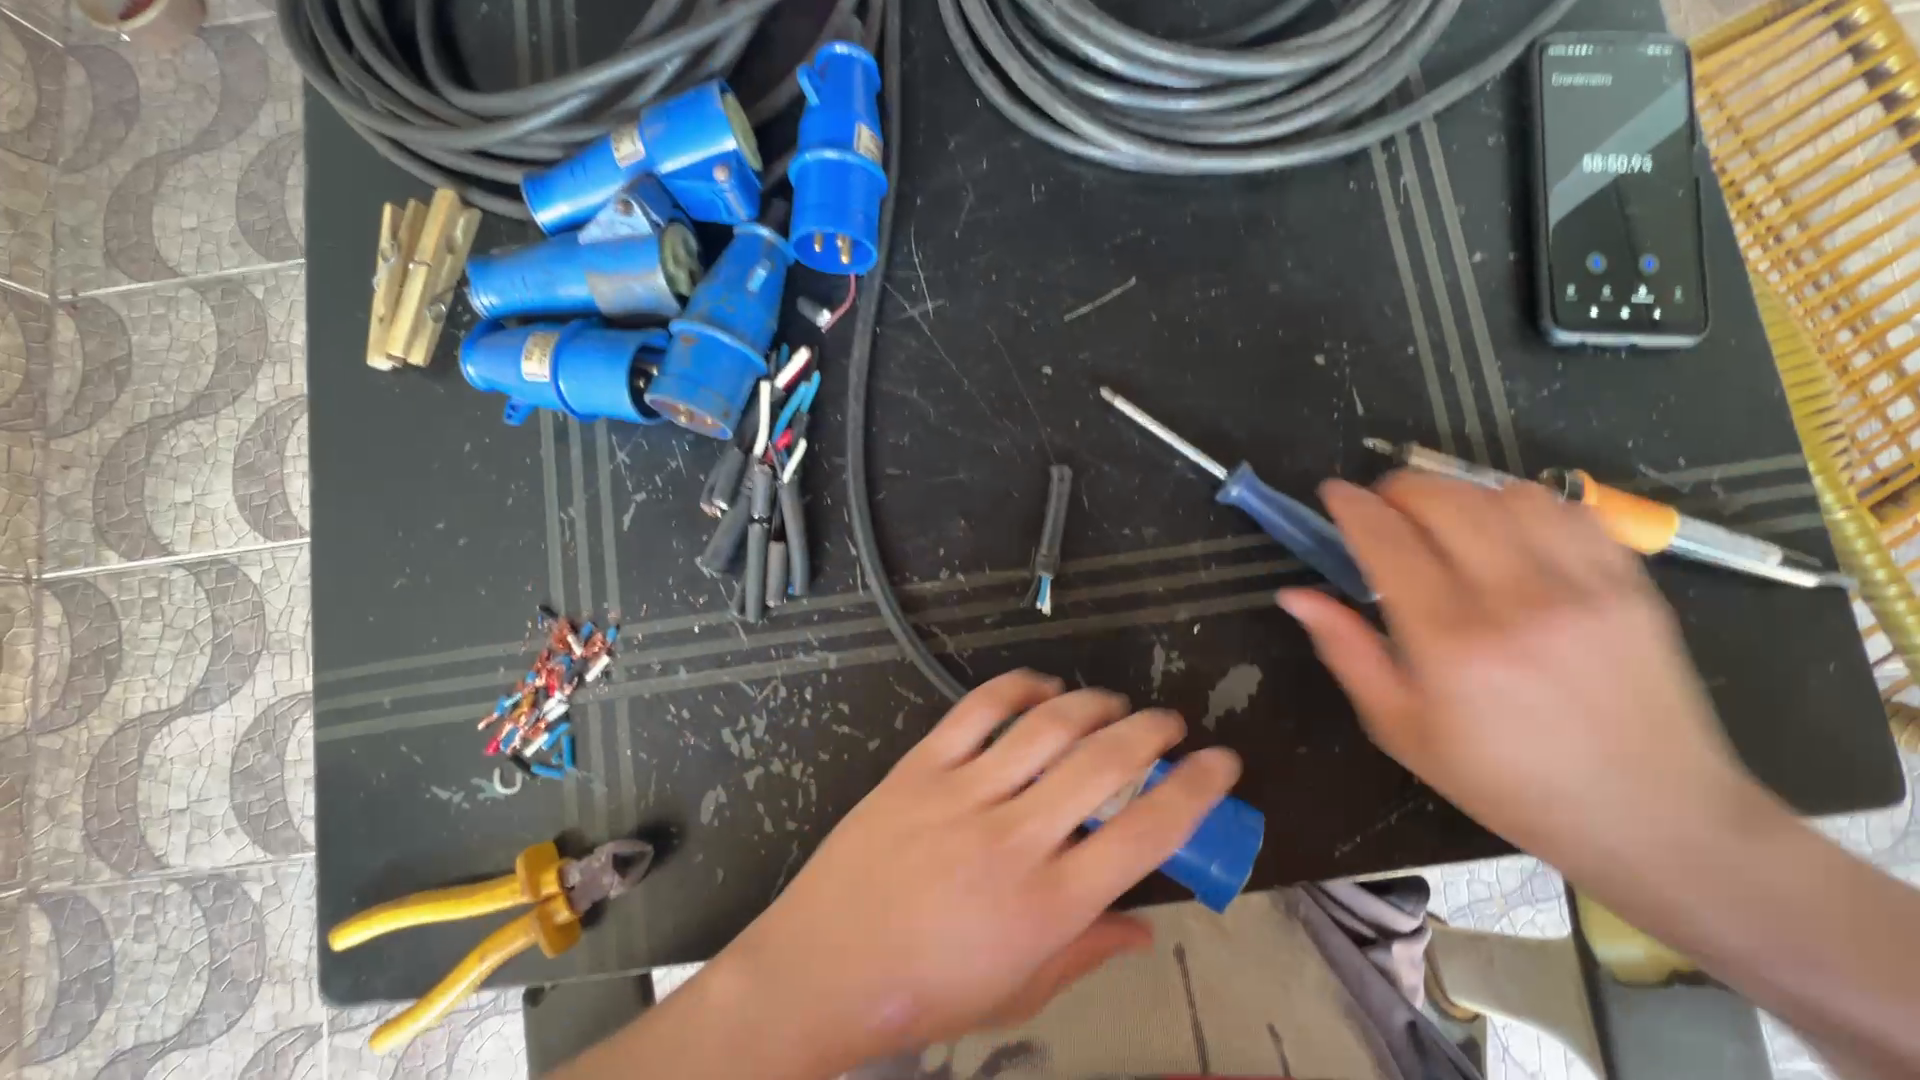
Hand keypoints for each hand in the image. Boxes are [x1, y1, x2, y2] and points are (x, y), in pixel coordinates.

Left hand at [702, 671, 1240, 1074]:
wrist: (819, 971)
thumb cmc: (925, 995)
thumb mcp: (1019, 991)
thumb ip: (1089, 952)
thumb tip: (1145, 925)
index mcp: (1050, 903)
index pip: (1147, 832)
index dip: (1197, 789)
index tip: (1222, 763)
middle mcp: (1015, 837)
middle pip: (1105, 761)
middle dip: (1153, 731)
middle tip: (1170, 724)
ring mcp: (962, 793)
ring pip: (1048, 725)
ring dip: (1095, 704)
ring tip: (1116, 704)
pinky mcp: (918, 767)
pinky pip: (978, 710)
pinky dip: (1020, 688)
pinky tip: (1045, 688)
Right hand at [1279, 472, 1759, 876]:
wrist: (1650, 814)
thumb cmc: (1506, 782)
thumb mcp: (1403, 730)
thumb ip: (1348, 653)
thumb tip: (1296, 596)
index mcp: (1449, 643)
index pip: (1387, 540)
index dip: (1352, 506)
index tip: (1334, 494)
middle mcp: (1515, 601)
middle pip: (1445, 500)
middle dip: (1400, 488)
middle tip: (1384, 505)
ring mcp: (1582, 587)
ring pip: (1507, 494)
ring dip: (1462, 494)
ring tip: (1447, 519)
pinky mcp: (1630, 585)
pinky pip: (1570, 512)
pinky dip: (1526, 506)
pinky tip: (1510, 531)